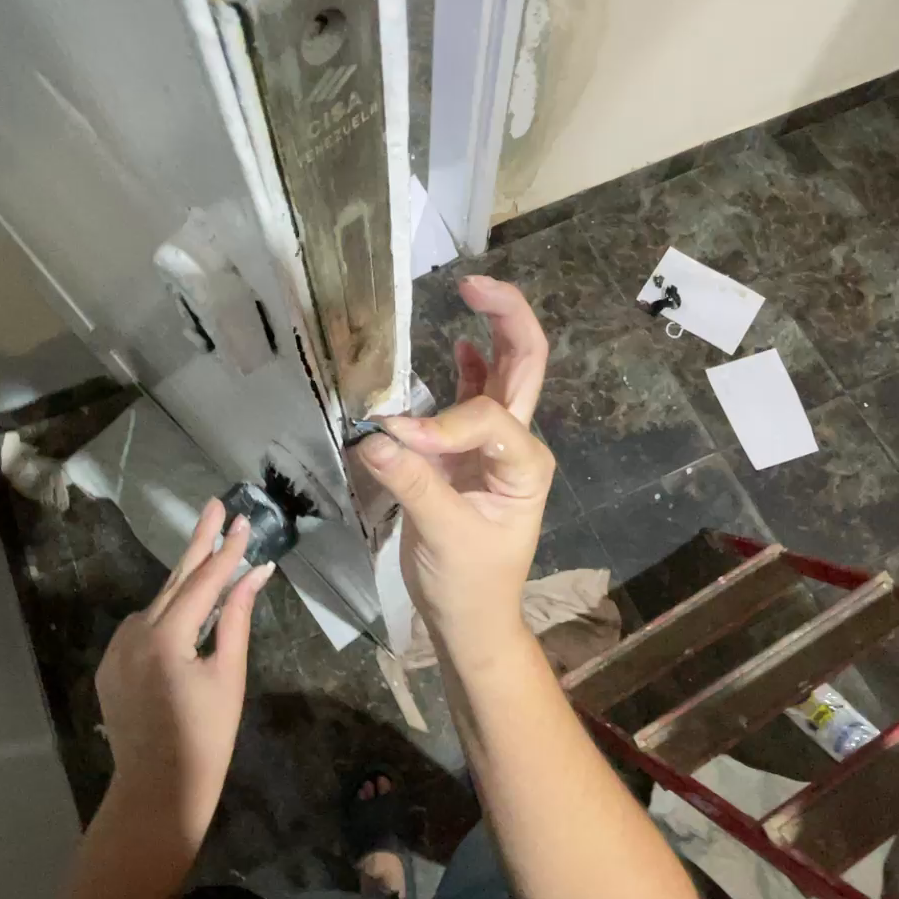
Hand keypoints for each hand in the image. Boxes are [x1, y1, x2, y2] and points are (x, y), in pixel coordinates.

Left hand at [94, 500, 273, 844]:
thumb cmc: (207, 737)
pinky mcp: (111, 664)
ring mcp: (117, 649)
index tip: (245, 519)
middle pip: (175, 579)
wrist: (157, 790)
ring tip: (211, 549)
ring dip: (186, 578)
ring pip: (159, 602)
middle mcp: (134, 634)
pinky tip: (188, 604)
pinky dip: (168, 609)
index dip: (227, 550)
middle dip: (199, 542)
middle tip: (215, 505)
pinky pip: (144, 625)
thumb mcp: (229, 674)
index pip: (204, 581)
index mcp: (166, 638)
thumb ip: (236, 618)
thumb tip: (255, 574)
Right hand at [354, 276, 553, 641]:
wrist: (469, 614)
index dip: (442, 424)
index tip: (396, 444)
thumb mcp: (445, 536)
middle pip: (525, 367)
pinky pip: (473, 398)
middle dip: (508, 319)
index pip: (487, 419)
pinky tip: (459, 342)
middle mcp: (516, 445)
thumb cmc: (469, 582)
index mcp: (525, 465)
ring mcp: (494, 446)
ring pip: (503, 376)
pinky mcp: (469, 452)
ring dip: (492, 332)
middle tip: (474, 284)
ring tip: (467, 293)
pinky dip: (468, 367)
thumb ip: (414, 483)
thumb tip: (373, 436)